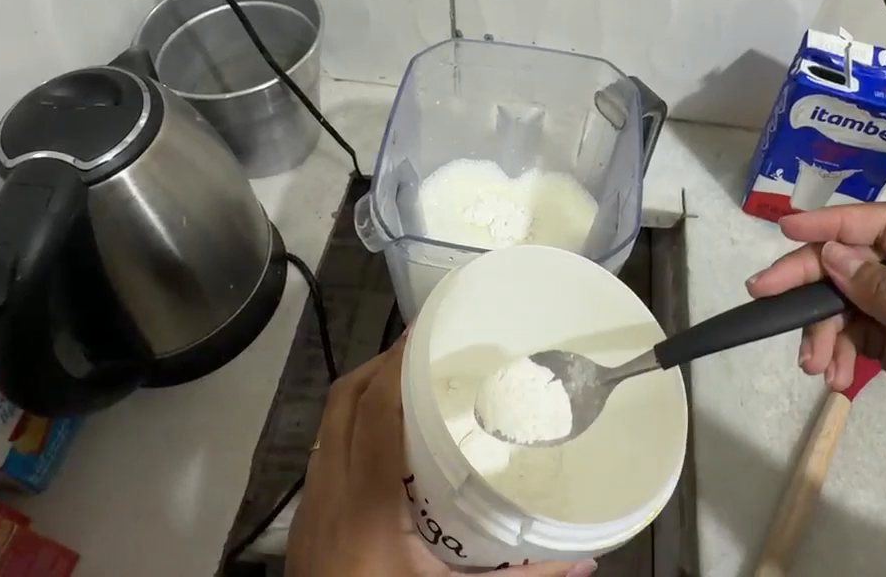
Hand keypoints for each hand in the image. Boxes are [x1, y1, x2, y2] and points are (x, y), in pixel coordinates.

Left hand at [286, 341, 595, 576]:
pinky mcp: (303, 521)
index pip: (375, 410)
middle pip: (343, 400)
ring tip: (406, 382)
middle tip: (424, 351)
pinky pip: (323, 450)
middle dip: (380, 364)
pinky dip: (350, 425)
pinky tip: (382, 438)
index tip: (427, 331)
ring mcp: (309, 505)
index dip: (396, 363)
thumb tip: (582, 561)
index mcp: (367, 506)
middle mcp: (330, 493)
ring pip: (328, 422)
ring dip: (363, 392)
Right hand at [747, 204, 885, 576]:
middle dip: (813, 277)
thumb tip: (832, 252)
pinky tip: (833, 380)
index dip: (837, 223)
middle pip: (860, 261)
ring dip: (823, 328)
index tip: (787, 231)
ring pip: (849, 301)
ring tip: (815, 366)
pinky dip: (836, 354)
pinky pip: (855, 337)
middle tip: (765, 293)